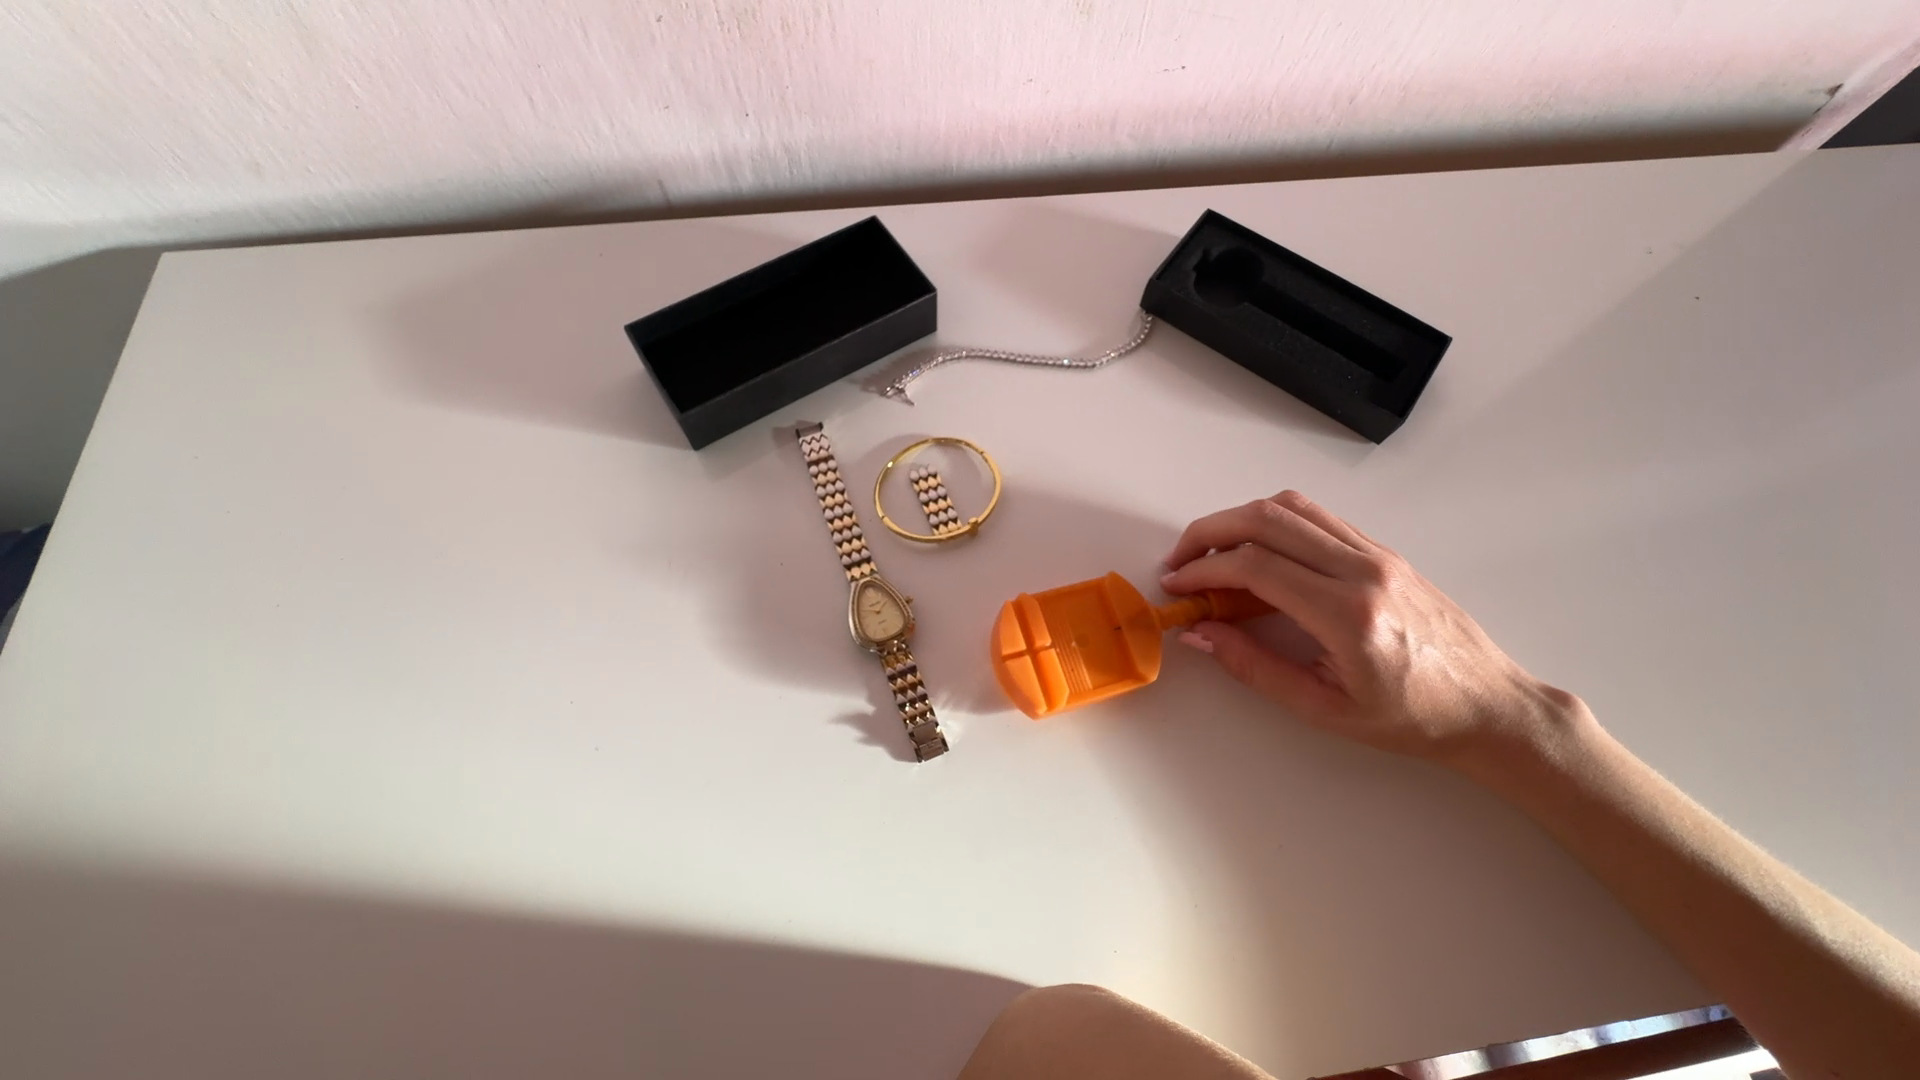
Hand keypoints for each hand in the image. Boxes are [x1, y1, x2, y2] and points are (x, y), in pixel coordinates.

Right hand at [1160, 490, 1584, 768]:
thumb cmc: (1409, 719)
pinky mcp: (1384, 551)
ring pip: (1291, 506)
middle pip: (1267, 519)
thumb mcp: (1322, 709)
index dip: (1203, 571)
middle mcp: (1364, 570)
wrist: (1490, 706)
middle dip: (1209, 533)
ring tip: (1211, 552)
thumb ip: (1253, 667)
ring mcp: (1377, 553)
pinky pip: (1317, 517)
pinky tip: (1257, 552)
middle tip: (1180, 560)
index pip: (1256, 566)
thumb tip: (1199, 633)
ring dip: (1239, 520)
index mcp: (1348, 614)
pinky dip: (1273, 522)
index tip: (1175, 586)